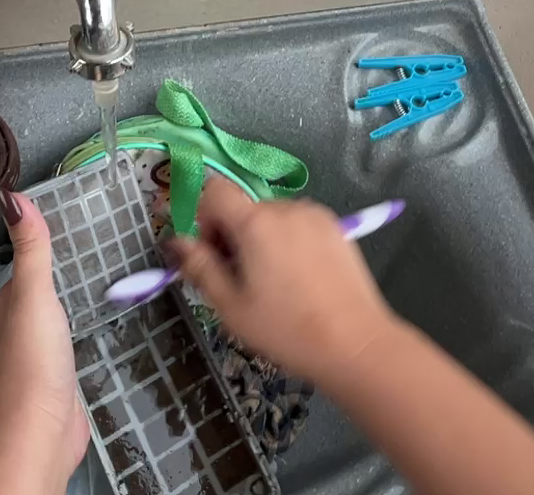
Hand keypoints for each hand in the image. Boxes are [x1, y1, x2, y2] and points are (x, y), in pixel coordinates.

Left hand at [0, 190, 88, 494]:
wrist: (42, 433)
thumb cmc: (34, 359)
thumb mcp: (33, 294)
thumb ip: (30, 248)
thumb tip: (10, 195)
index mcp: (12, 299)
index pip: (30, 257)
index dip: (49, 233)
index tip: (81, 207)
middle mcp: (25, 320)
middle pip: (48, 280)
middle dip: (72, 258)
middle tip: (111, 229)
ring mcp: (44, 348)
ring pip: (64, 305)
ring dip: (83, 286)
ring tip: (119, 261)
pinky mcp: (65, 369)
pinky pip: (79, 330)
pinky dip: (91, 315)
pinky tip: (113, 311)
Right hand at [166, 181, 399, 387]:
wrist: (356, 343)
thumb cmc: (287, 329)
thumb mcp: (232, 307)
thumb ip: (200, 268)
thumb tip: (177, 241)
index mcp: (255, 222)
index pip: (215, 190)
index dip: (204, 216)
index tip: (214, 253)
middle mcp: (285, 207)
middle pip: (244, 208)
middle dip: (234, 235)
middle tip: (243, 280)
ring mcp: (314, 214)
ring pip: (272, 217)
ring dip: (263, 238)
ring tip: (277, 284)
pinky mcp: (335, 226)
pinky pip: (298, 224)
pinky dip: (289, 241)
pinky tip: (301, 279)